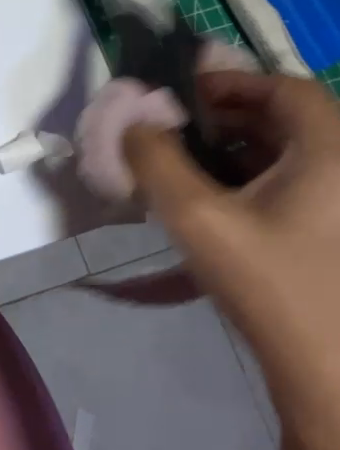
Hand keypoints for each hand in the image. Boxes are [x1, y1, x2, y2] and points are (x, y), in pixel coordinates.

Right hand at [124, 72, 339, 449]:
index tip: (175, 98)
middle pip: (291, 118)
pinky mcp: (336, 230)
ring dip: (236, 148)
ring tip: (184, 168)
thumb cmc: (270, 281)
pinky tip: (217, 201)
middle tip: (170, 133)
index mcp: (333, 156)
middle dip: (224, 117)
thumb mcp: (192, 213)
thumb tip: (130, 117)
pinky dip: (255, 176)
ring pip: (294, 151)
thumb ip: (151, 155)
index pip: (285, 88)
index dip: (228, 82)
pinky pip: (301, 182)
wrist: (331, 367)